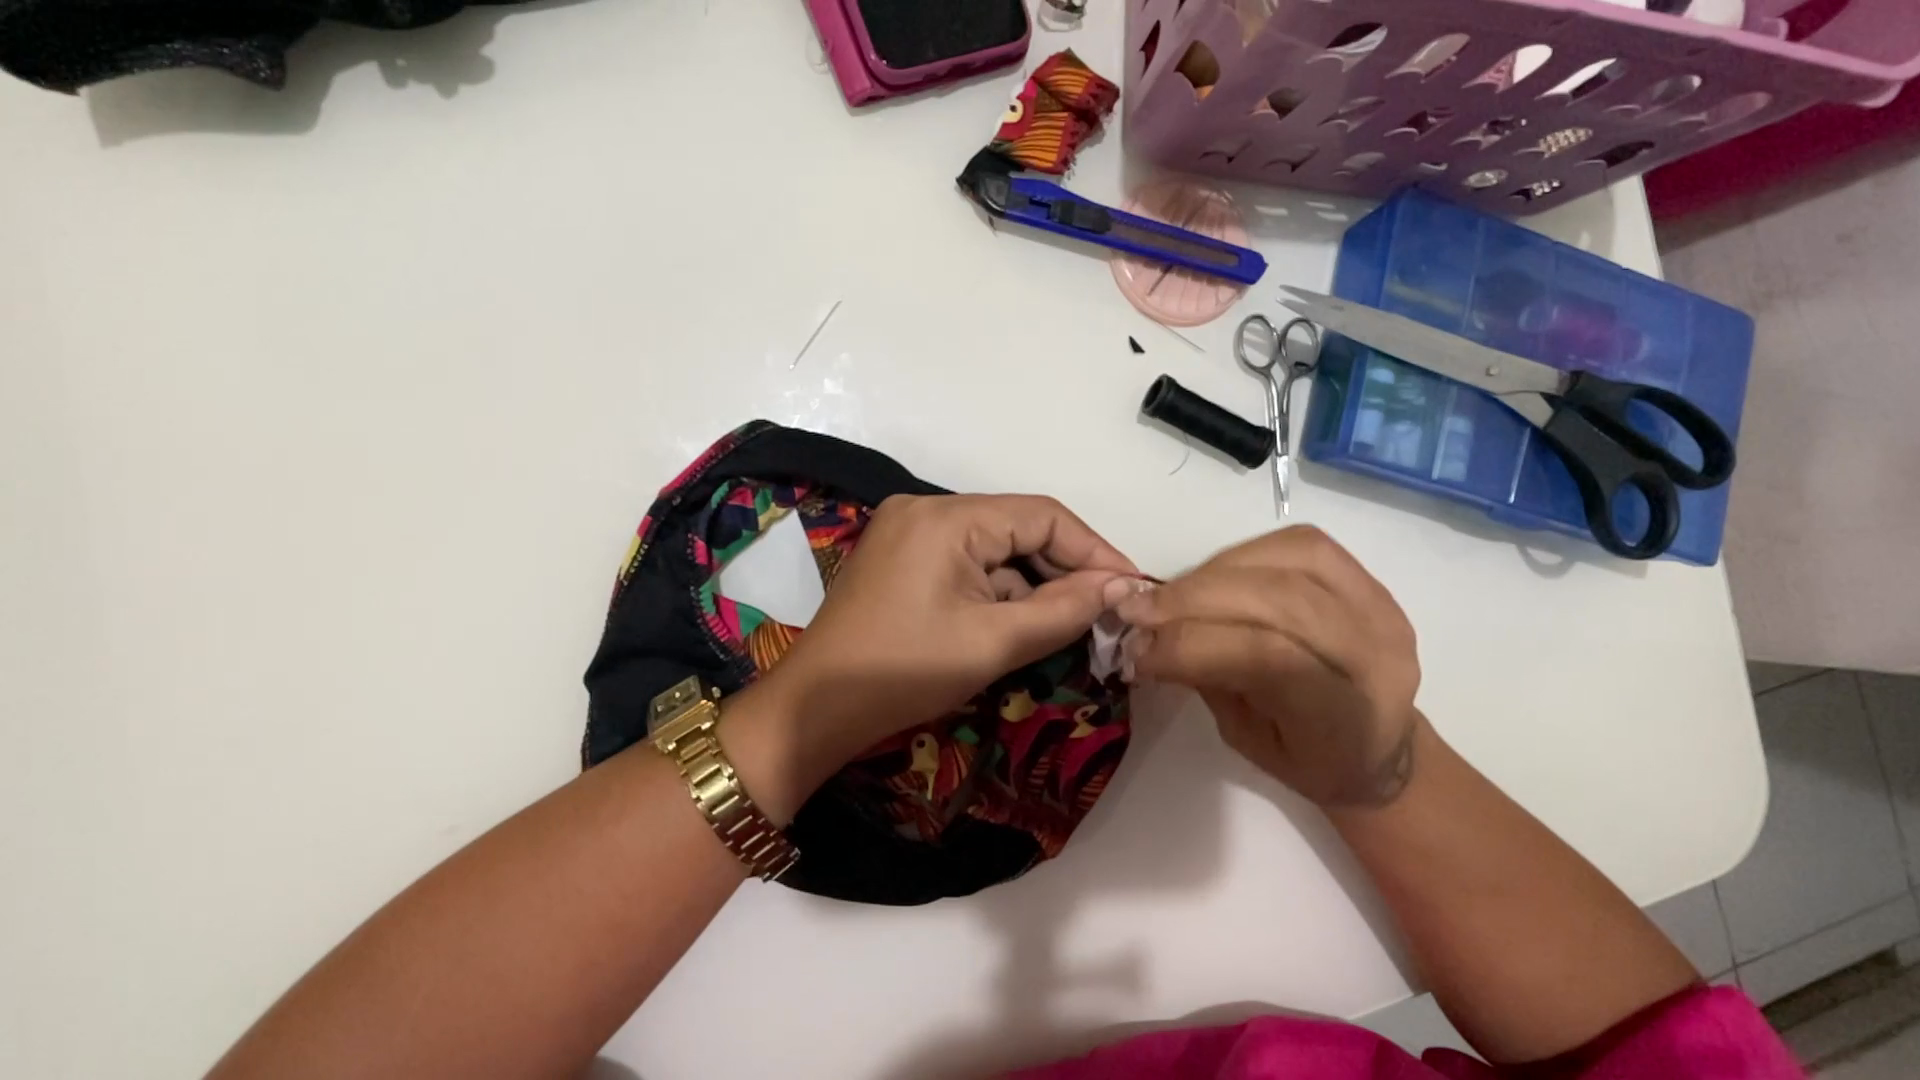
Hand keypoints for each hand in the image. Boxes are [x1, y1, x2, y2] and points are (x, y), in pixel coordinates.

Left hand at [747, 494, 1137, 786]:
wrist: (815, 709)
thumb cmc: (905, 672)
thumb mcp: (994, 643)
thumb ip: (1064, 610)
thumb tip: (1120, 587)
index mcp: (946, 516)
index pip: (1042, 516)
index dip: (1093, 551)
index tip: (1130, 590)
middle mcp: (926, 510)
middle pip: (1017, 529)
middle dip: (1062, 572)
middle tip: (1104, 615)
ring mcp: (908, 534)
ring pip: (993, 551)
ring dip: (1030, 587)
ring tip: (1065, 629)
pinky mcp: (899, 561)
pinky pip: (964, 566)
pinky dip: (995, 593)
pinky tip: (1015, 628)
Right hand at [1116, 526, 1421, 807]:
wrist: (1382, 748)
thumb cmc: (1310, 759)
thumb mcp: (1247, 739)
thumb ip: (1207, 681)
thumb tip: (1147, 639)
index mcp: (1347, 711)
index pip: (1265, 656)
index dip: (1190, 643)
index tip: (1134, 649)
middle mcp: (1373, 649)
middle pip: (1277, 598)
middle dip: (1193, 599)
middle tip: (1136, 610)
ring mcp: (1378, 606)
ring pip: (1288, 559)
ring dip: (1213, 573)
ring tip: (1169, 594)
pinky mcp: (1368, 580)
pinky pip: (1300, 545)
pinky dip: (1244, 554)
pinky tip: (1212, 576)